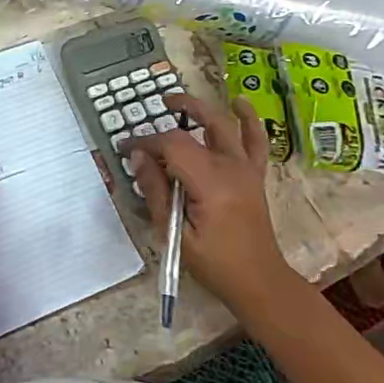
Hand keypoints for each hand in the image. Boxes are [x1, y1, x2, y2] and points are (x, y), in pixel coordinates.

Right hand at [123, 94, 297, 309]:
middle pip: (198, 129)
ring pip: (226, 126)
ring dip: (203, 109)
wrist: (259, 281)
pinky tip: (239, 103)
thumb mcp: (174, 232)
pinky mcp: (254, 175)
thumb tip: (138, 157)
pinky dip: (249, 120)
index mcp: (211, 183)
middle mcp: (232, 169)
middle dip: (172, 116)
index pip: (173, 145)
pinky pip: (255, 141)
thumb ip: (156, 191)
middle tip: (149, 112)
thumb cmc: (214, 263)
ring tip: (179, 102)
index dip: (145, 142)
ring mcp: (247, 170)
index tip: (124, 149)